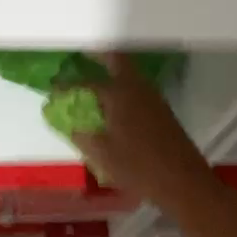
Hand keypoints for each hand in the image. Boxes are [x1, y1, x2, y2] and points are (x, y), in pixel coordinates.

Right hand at [70, 55, 215, 207]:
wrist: (183, 181)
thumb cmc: (139, 167)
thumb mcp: (103, 155)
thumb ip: (83, 137)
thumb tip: (73, 127)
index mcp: (119, 95)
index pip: (87, 83)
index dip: (67, 85)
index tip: (54, 86)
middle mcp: (137, 89)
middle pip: (117, 60)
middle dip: (99, 56)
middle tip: (84, 55)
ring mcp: (153, 98)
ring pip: (130, 74)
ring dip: (114, 72)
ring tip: (96, 81)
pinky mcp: (162, 111)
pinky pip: (138, 89)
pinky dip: (124, 88)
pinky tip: (115, 105)